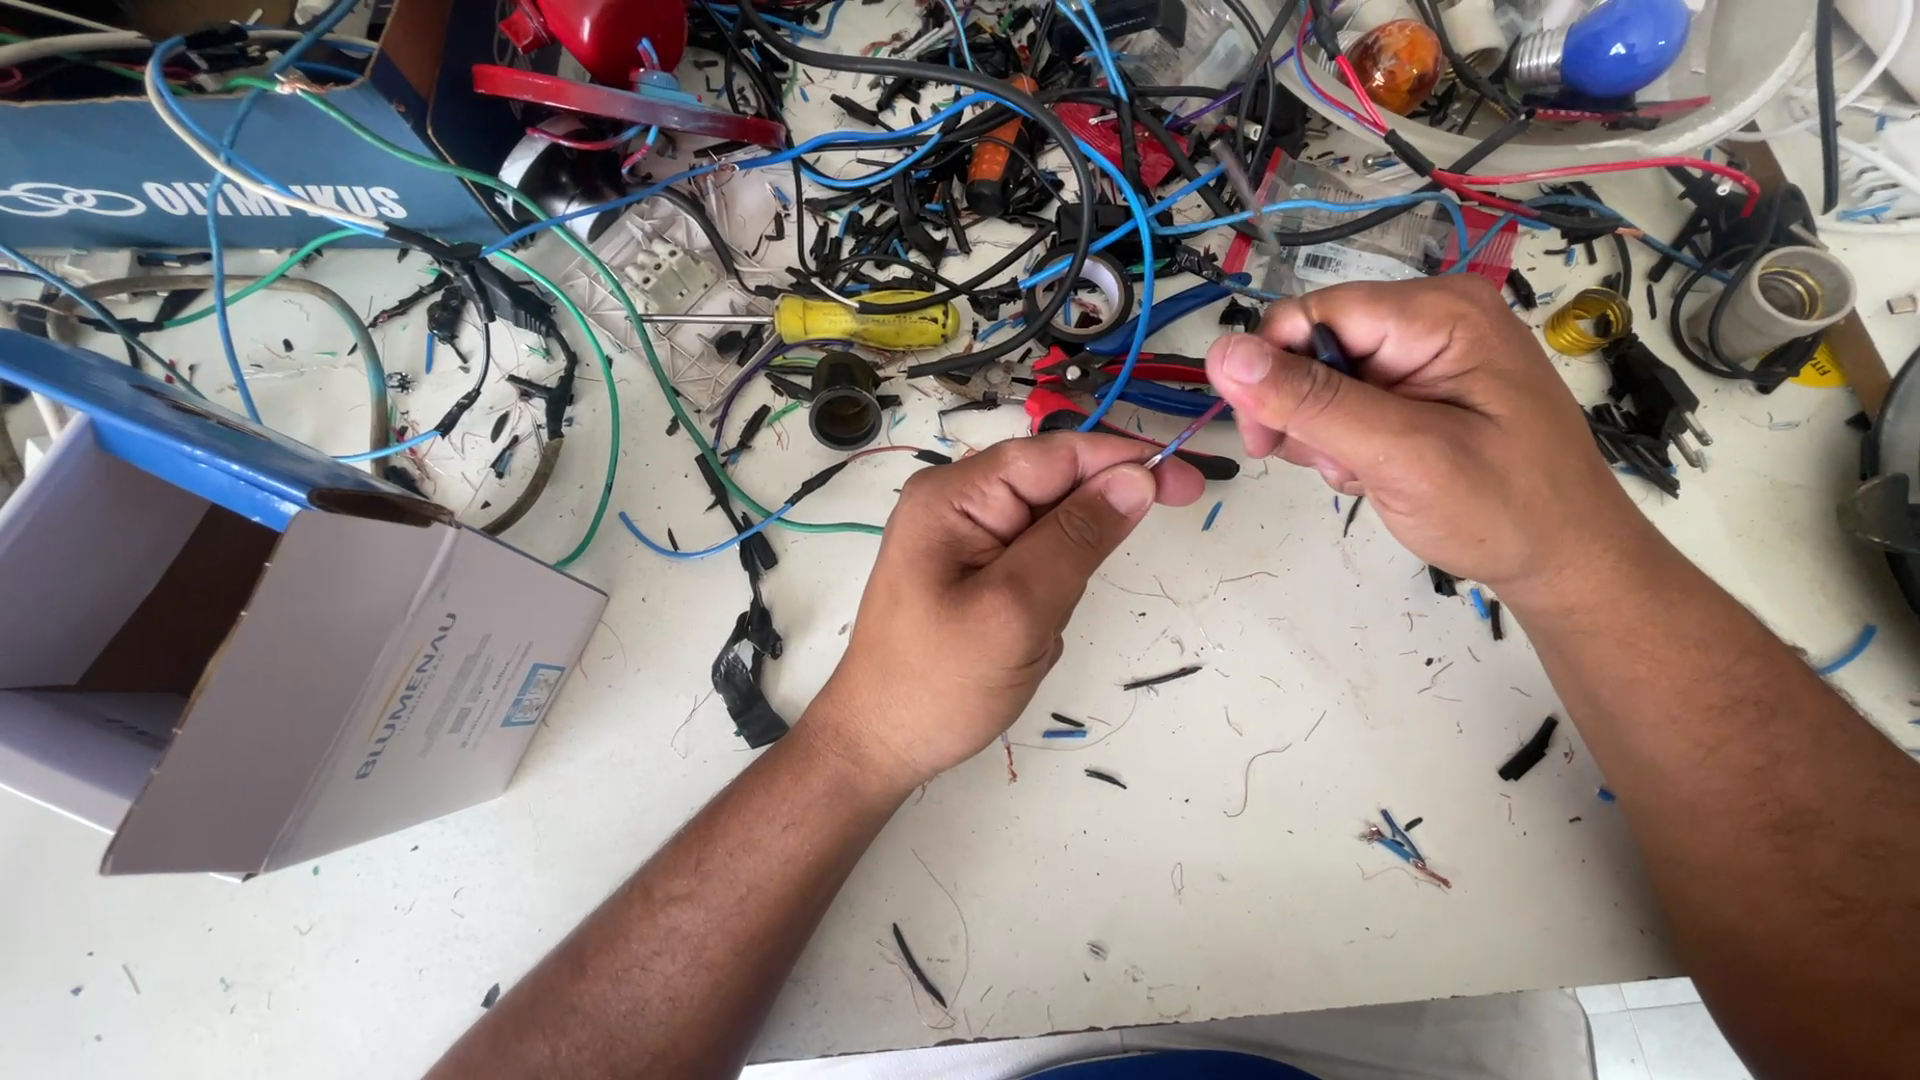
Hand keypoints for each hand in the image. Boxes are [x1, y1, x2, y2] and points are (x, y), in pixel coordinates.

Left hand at [807, 434, 1203, 791]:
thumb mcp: (1017, 609)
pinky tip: (1024, 637)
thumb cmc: (938, 684)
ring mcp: (962, 539)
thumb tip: (1137, 477)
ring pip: (1049, 529)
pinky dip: (1048, 594)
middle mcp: (955, 503)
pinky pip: (1033, 564)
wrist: (879, 743)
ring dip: (1065, 575)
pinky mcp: (972, 572)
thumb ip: (1077, 538)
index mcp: (954, 496)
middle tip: (1086, 590)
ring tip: (1034, 631)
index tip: (1186, 484)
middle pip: (1052, 486)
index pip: (1054, 454)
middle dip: (1086, 533)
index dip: (1123, 460)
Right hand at [1203, 276, 1656, 599]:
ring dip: (1317, 434)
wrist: (1562, 559)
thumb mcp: (1400, 453)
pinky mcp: (1410, 391)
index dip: (1269, 368)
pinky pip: (1339, 404)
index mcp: (1437, 313)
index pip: (1310, 314)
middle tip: (1326, 463)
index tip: (1262, 435)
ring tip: (1358, 472)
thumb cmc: (1501, 508)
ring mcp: (1418, 357)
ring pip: (1315, 380)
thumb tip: (1223, 354)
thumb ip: (1311, 402)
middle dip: (1299, 410)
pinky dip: (1336, 443)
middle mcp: (1425, 320)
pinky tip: (1366, 471)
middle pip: (1309, 346)